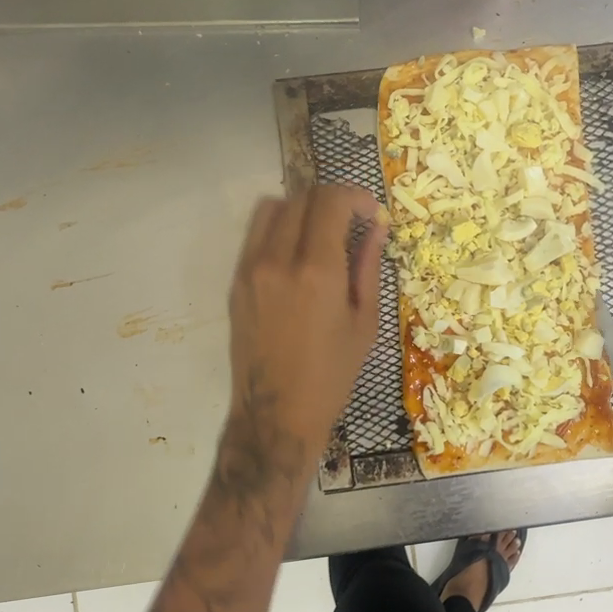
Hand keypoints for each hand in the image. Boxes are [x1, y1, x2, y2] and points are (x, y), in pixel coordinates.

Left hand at [225, 185, 385, 461]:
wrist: (276, 414)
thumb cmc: (331, 376)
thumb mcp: (364, 323)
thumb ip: (368, 267)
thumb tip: (376, 227)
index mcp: (317, 272)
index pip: (330, 201)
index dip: (356, 197)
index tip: (370, 213)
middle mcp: (278, 261)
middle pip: (302, 198)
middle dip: (332, 201)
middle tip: (351, 223)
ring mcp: (250, 269)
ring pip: (272, 208)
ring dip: (301, 209)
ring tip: (320, 235)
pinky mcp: (235, 282)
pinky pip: (255, 235)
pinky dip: (278, 230)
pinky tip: (297, 256)